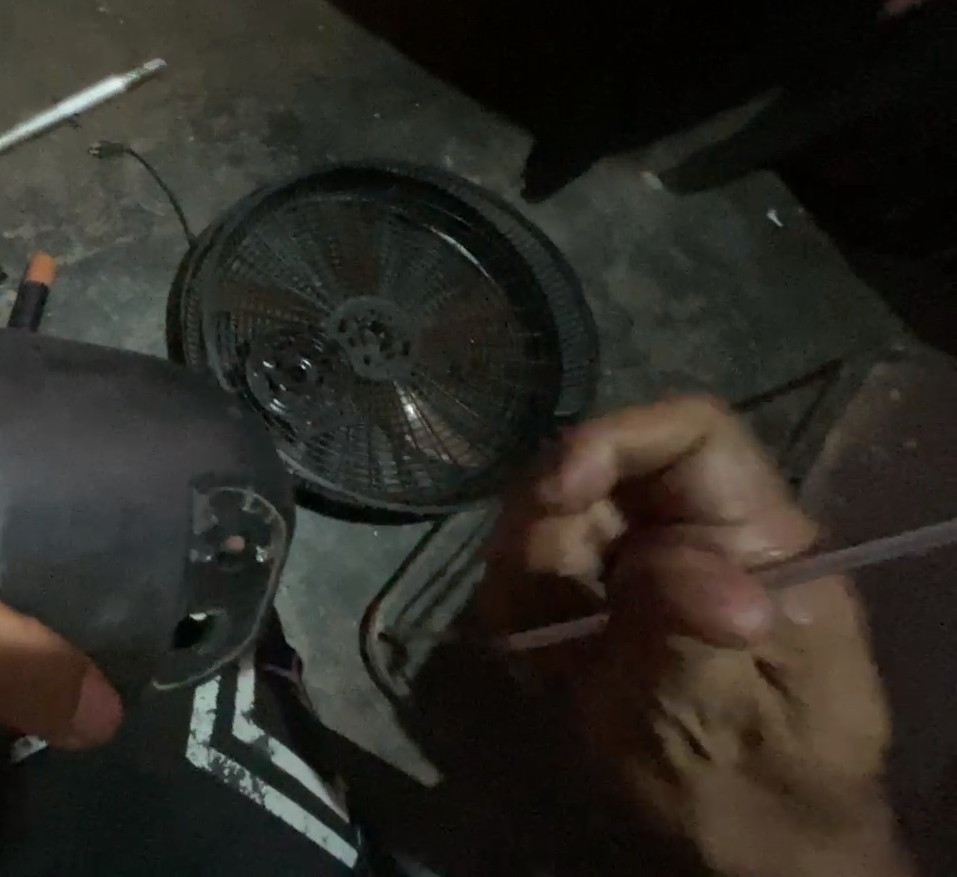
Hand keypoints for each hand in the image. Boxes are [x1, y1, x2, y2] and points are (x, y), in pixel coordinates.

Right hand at [481, 396, 907, 876]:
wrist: (727, 846)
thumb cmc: (759, 791)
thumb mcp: (741, 726)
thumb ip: (705, 642)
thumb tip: (706, 576)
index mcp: (756, 541)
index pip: (687, 434)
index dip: (612, 440)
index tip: (555, 494)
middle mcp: (684, 530)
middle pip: (585, 470)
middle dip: (545, 532)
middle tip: (541, 614)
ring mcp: (622, 556)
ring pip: (533, 516)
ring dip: (523, 581)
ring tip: (553, 657)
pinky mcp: (574, 586)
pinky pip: (510, 566)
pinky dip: (510, 611)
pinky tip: (544, 664)